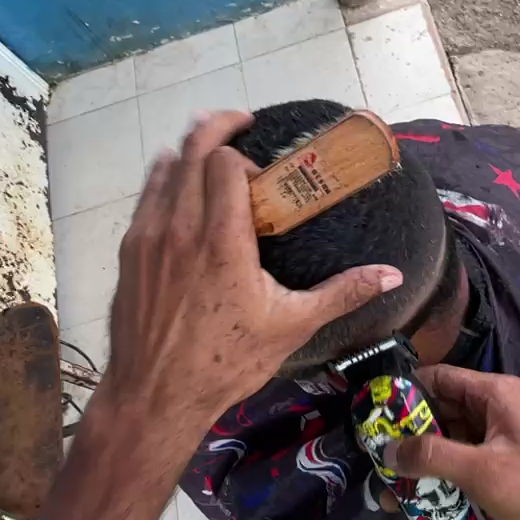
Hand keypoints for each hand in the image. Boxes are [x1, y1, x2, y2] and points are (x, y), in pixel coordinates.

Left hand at [102, 111, 403, 429]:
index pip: (224, 162)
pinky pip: (146, 195)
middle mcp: (179, 227)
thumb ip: (342, 292)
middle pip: (192, 148)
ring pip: (165, 167)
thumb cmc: (225, 361)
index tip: (262, 178)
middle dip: (217, 126)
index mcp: (222, 240)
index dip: (245, 158)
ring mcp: (147, 236)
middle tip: (241, 123)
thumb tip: (392, 275)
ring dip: (191, 152)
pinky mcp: (128, 251)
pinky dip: (167, 179)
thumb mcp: (292, 326)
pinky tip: (182, 192)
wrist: (154, 396)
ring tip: (213, 155)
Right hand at [386, 365, 519, 519]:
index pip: (439, 377)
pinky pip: (468, 462)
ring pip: (453, 439)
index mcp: (497, 393)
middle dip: (409, 432)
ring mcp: (505, 439)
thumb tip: (387, 449)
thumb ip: (433, 456)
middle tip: (371, 457)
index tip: (369, 414)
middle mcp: (499, 408)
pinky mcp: (509, 467)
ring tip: (387, 485)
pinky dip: (445, 476)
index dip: (404, 392)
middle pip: (443, 409)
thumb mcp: (484, 473)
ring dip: (424, 459)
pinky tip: (420, 500)